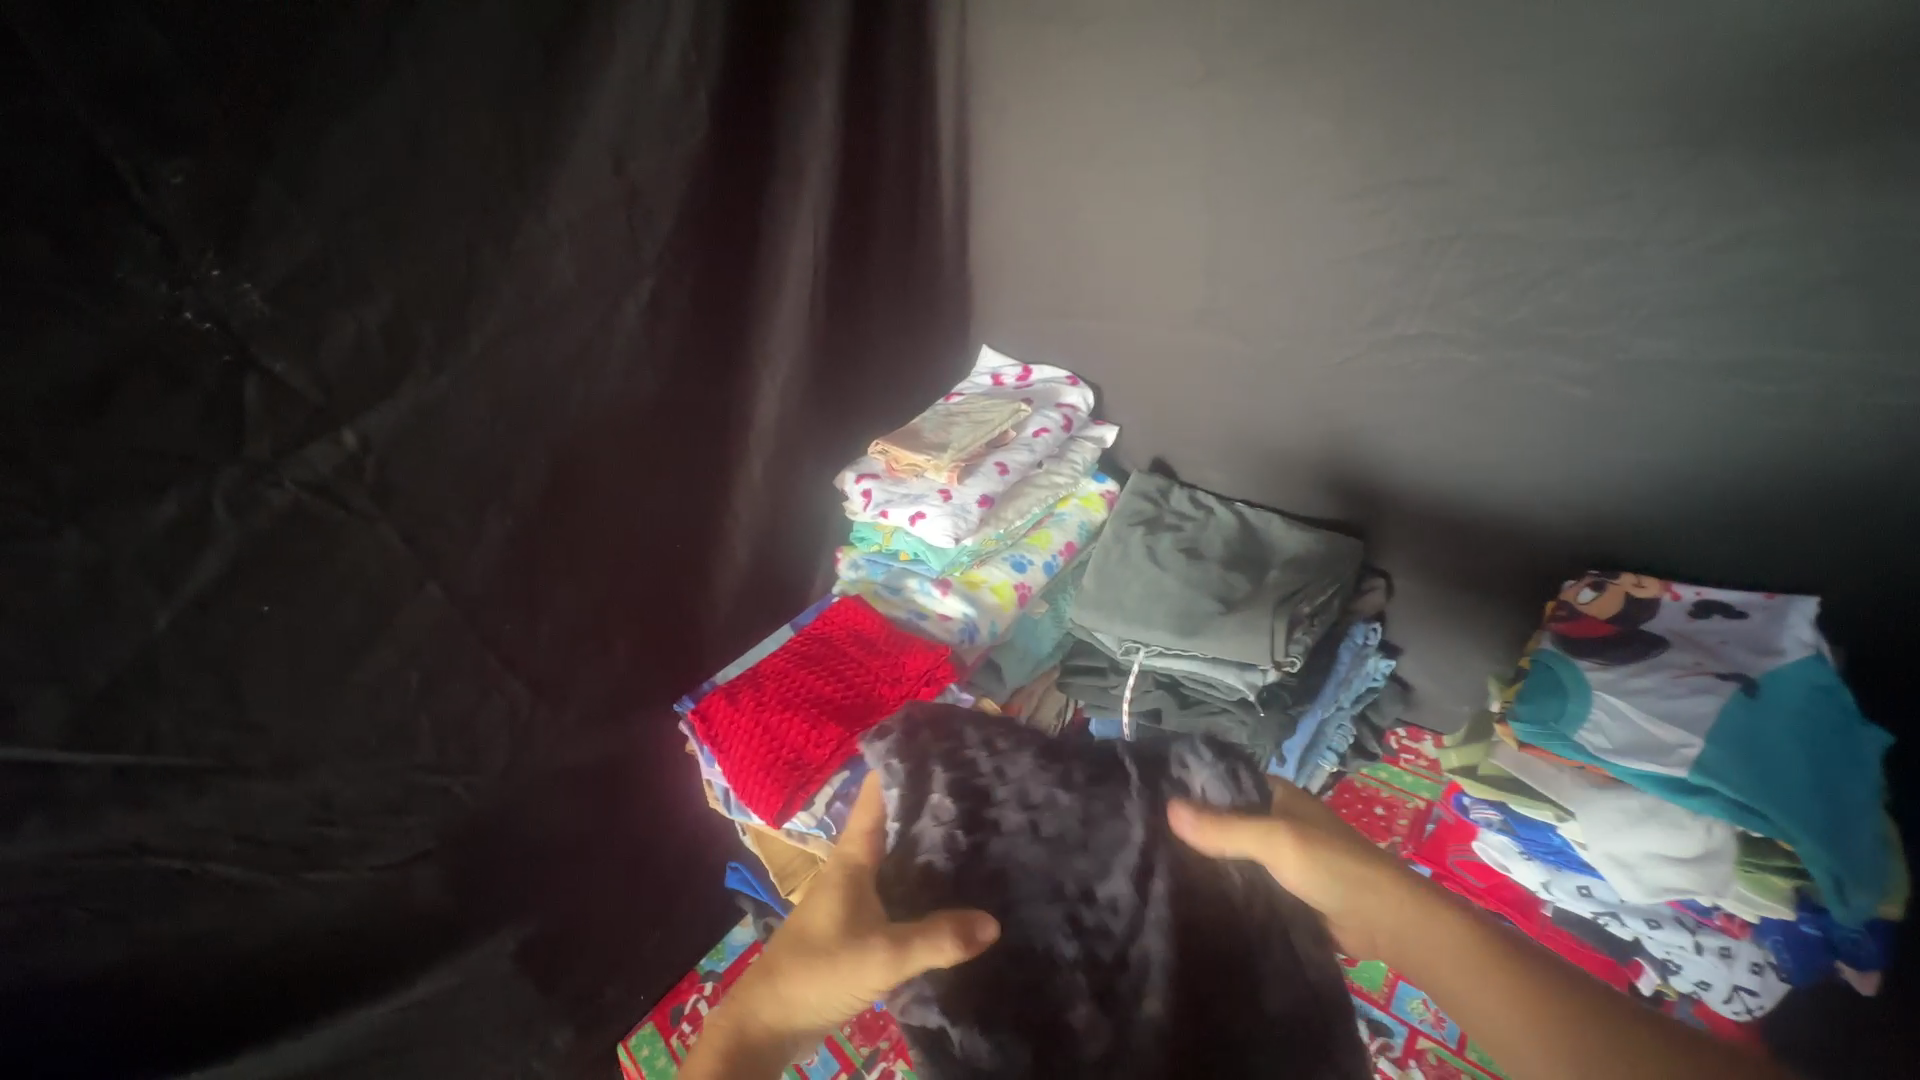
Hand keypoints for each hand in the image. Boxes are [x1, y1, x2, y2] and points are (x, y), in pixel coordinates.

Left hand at [724, 772, 999, 1041]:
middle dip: (929, 802)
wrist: (769, 1022)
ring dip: (927, 842)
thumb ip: (936, 939)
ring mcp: (854, 893)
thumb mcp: (882, 956)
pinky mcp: (857, 920)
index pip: (877, 792)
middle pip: (893, 820)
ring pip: (896, 854)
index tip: (944, 745)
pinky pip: (897, 886)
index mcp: (853, 855)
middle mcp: (853, 864)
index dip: (904, 764)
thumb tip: (995, 921)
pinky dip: (922, 879)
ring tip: (975, 829)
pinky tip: (950, 888)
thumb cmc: (817, 971)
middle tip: (978, 787)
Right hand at [1168, 779, 1421, 960]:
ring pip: (1231, 853)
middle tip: (1142, 836)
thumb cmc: (1332, 866)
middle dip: (1190, 828)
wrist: (1387, 922)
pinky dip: (1221, 885)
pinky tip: (1189, 894)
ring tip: (1153, 865)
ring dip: (1204, 860)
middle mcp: (1274, 820)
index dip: (1188, 787)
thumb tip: (1165, 808)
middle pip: (1223, 818)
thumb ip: (1223, 827)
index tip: (1146, 797)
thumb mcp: (1275, 839)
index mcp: (1275, 795)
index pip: (1222, 781)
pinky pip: (1243, 882)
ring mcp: (1279, 857)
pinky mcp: (1282, 891)